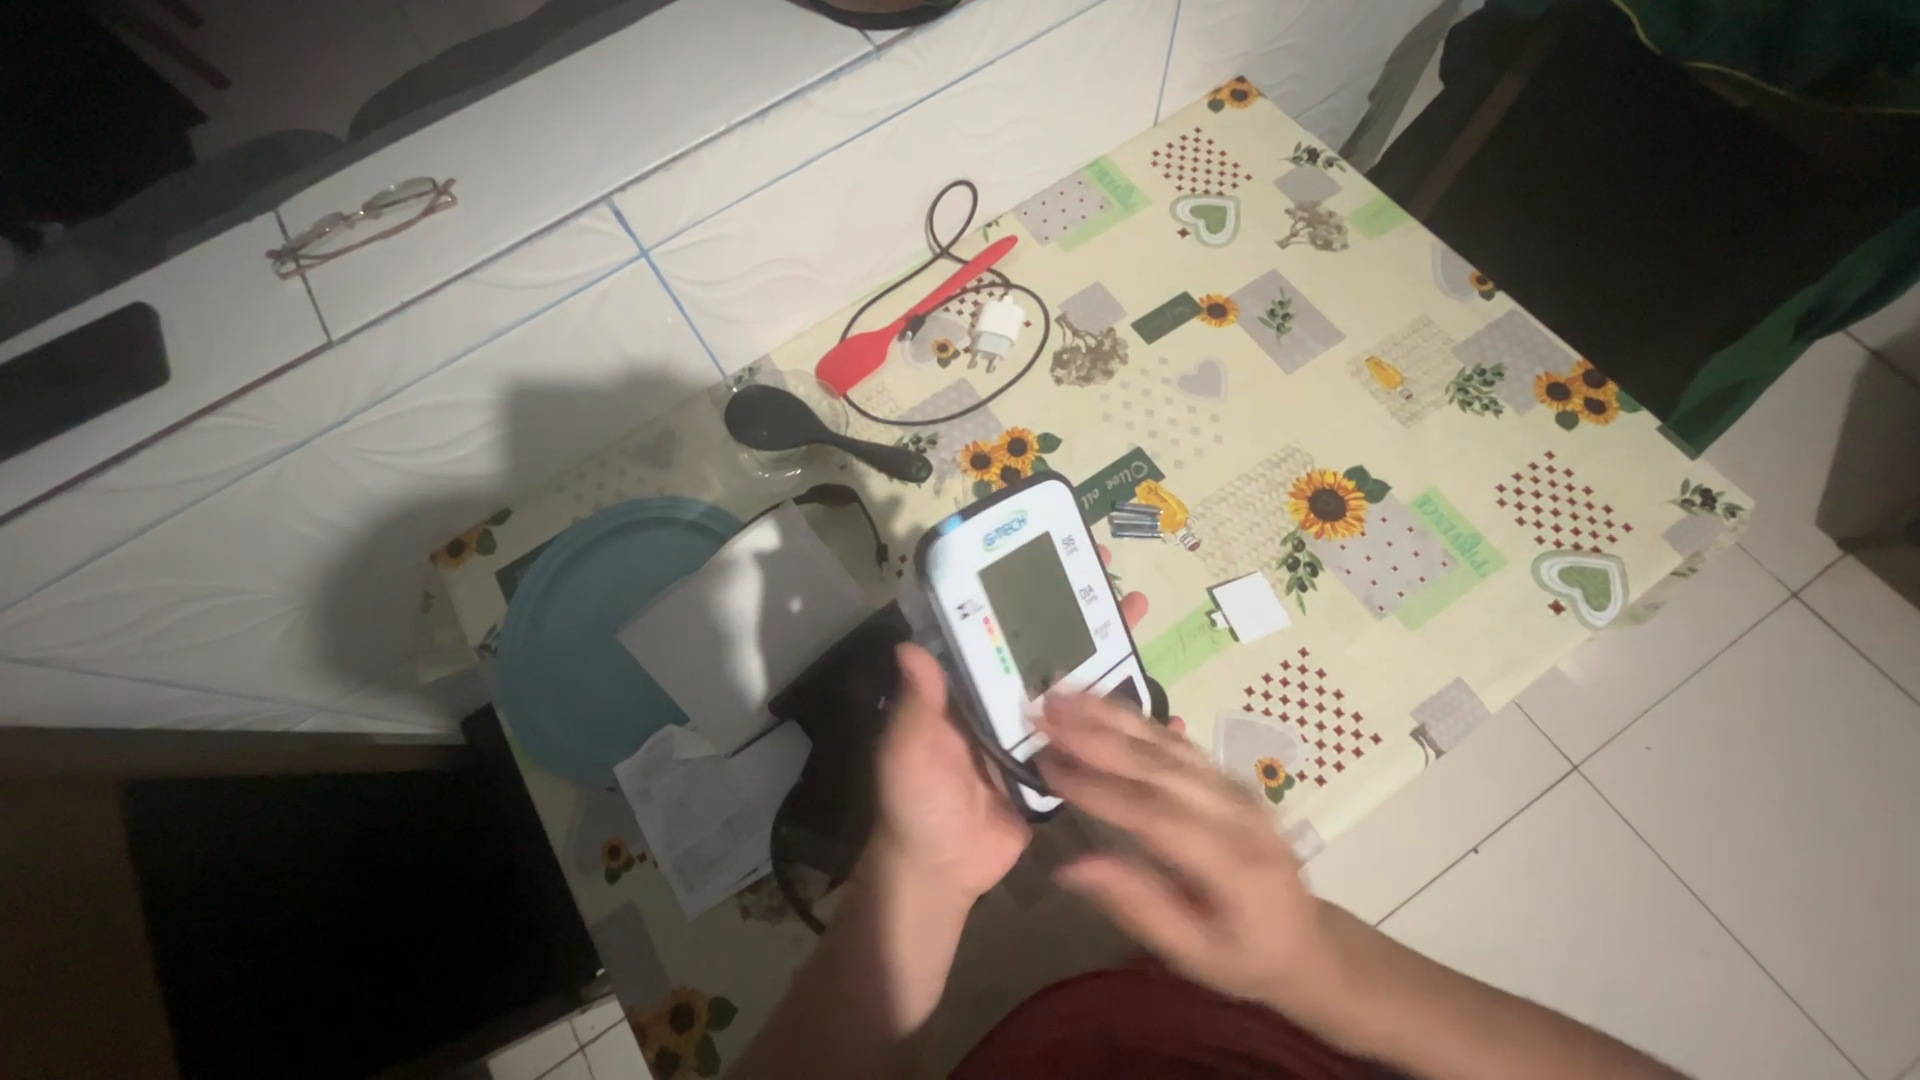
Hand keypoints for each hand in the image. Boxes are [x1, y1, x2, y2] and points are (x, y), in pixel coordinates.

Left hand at [866, 544, 1161, 901]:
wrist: (941, 870)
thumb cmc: (915, 802)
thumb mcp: (909, 748)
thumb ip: (919, 704)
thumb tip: (910, 645)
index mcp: (969, 690)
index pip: (1000, 634)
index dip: (1026, 600)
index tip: (1056, 568)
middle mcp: (1005, 702)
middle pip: (1047, 653)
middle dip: (1080, 618)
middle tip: (1118, 584)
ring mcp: (1035, 734)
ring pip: (1074, 689)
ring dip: (1106, 658)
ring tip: (1141, 622)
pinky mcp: (1060, 769)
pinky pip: (1091, 741)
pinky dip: (1118, 725)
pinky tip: (1156, 709)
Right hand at [1035, 694, 1335, 1011]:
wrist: (1306, 941)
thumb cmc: (1243, 957)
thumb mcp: (1191, 953)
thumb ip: (1136, 906)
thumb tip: (1069, 867)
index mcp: (1233, 864)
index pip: (1157, 816)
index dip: (1100, 789)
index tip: (1048, 767)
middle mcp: (1238, 812)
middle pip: (1161, 766)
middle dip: (1096, 736)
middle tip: (1044, 714)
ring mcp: (1235, 786)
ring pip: (1167, 742)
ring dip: (1110, 715)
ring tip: (1061, 696)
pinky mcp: (1227, 775)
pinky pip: (1175, 740)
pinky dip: (1133, 717)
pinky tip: (1098, 702)